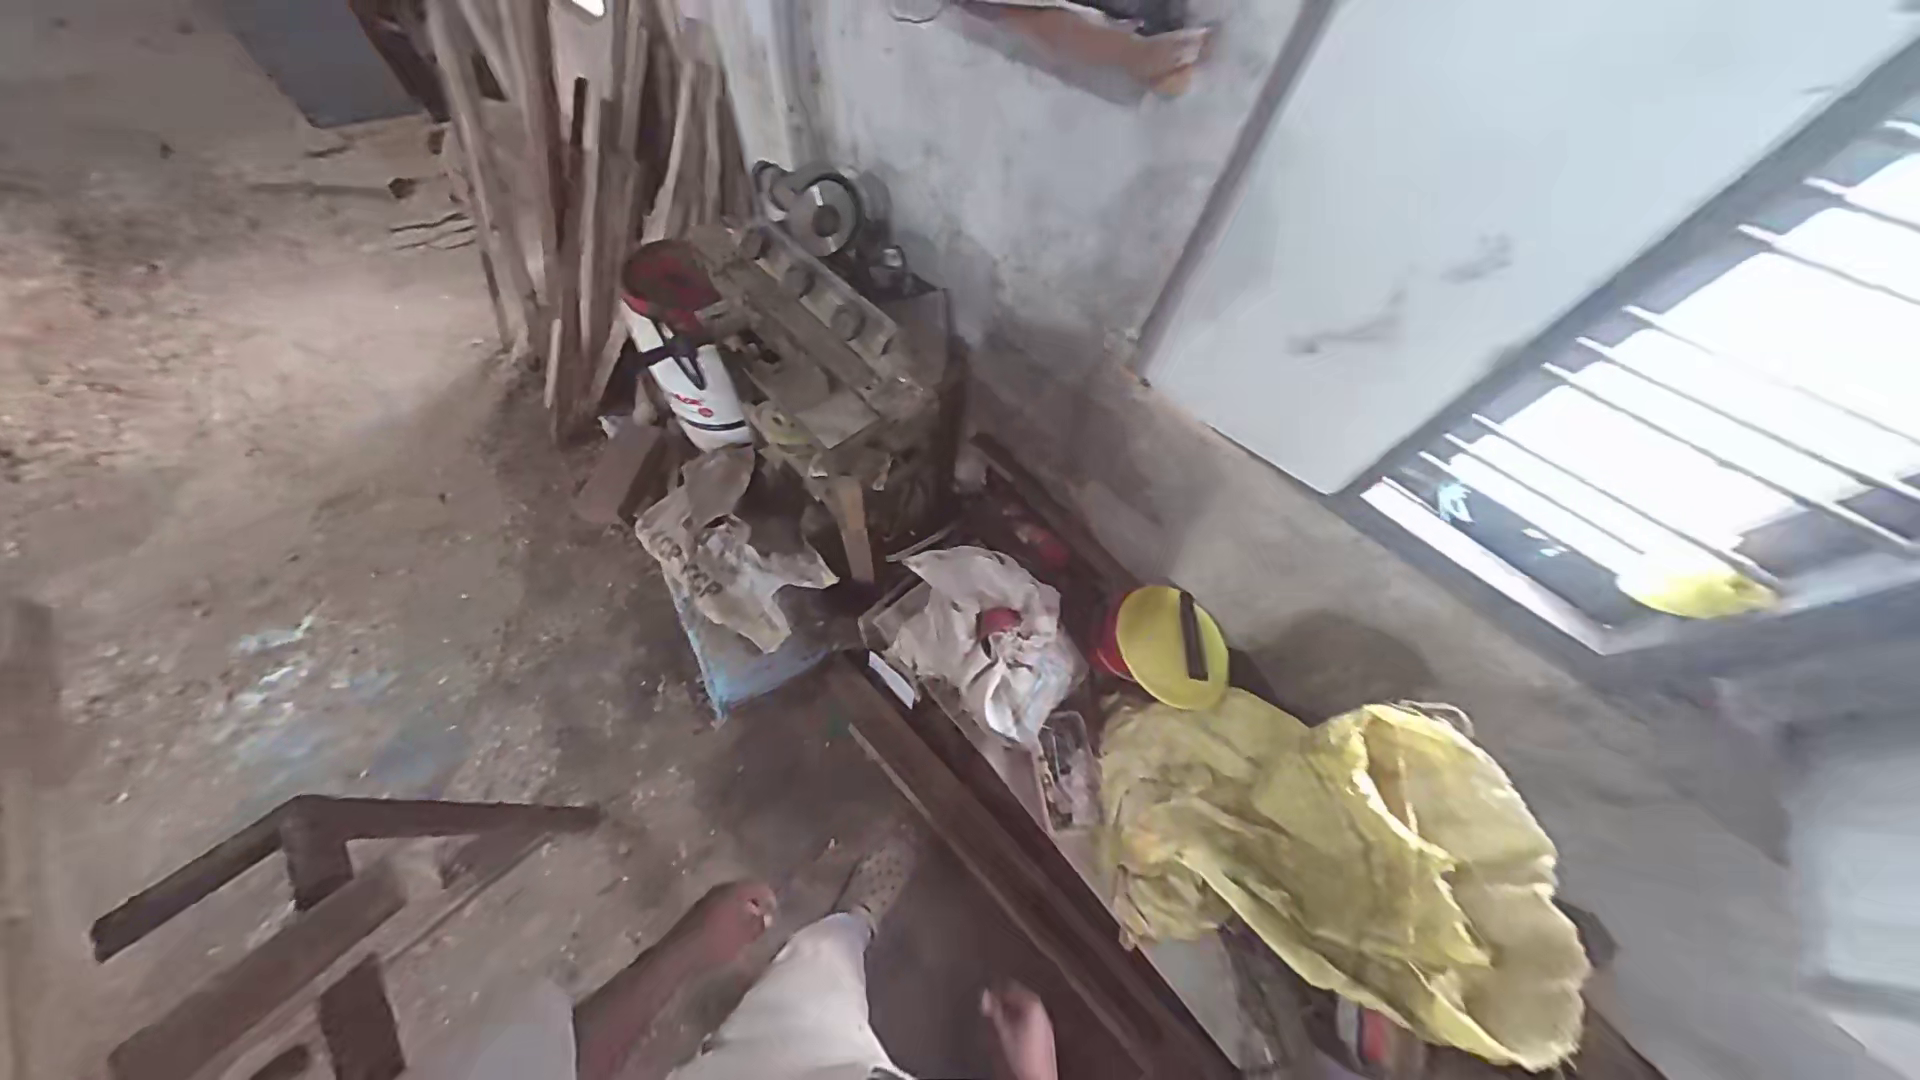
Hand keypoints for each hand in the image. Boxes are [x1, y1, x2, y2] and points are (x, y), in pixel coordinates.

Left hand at [667, 880, 776, 967]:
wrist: (679, 953)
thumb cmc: (717, 942)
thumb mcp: (743, 936)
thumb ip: (759, 925)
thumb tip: (767, 918)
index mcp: (735, 890)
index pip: (758, 886)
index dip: (769, 897)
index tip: (773, 911)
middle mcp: (721, 888)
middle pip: (743, 890)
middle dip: (754, 903)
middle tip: (760, 918)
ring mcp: (707, 898)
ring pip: (730, 899)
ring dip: (740, 910)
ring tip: (744, 927)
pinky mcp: (696, 911)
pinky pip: (719, 907)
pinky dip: (727, 915)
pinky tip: (727, 931)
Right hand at [981, 981, 1057, 1079]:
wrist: (1038, 1077)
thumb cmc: (1024, 1057)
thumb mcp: (1004, 1032)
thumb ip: (993, 1011)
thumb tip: (985, 996)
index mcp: (1032, 1004)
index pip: (1011, 989)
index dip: (997, 993)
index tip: (988, 996)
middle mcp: (1040, 1010)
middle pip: (1019, 997)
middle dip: (1005, 1001)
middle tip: (992, 1005)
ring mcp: (1045, 1022)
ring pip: (1025, 1008)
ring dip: (1012, 1010)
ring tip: (1000, 1016)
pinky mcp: (1046, 1033)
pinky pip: (1031, 1019)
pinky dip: (1020, 1018)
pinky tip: (1013, 1028)